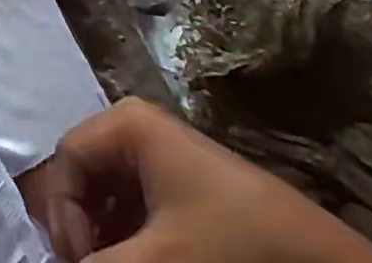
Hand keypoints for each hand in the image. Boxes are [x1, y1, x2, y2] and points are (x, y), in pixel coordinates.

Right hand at [37, 98, 371, 262]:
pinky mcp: (174, 181)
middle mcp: (136, 127)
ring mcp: (156, 153)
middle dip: (79, 228)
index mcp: (127, 123)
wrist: (308, 257)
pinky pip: (126, 204)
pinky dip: (120, 236)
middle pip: (80, 174)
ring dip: (99, 237)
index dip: (62, 216)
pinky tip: (134, 259)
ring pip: (101, 193)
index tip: (83, 262)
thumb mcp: (153, 260)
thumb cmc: (228, 243)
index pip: (66, 161)